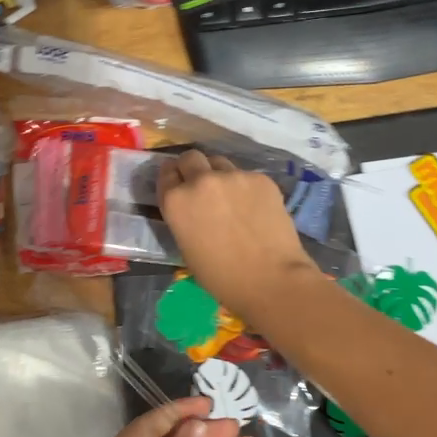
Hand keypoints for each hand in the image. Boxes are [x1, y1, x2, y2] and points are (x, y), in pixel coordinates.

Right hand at [157, 149, 323, 321]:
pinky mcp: (260, 178)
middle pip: (191, 157)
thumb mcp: (186, 246)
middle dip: (193, 168)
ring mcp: (233, 176)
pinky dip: (247, 188)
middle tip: (203, 187)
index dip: (173, 178)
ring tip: (232, 199)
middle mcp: (200, 180)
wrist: (270, 279)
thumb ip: (183, 217)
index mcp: (176, 200)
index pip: (166, 172)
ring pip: (220, 163)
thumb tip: (192, 207)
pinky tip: (256, 209)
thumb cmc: (221, 276)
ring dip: (220, 176)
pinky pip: (247, 177)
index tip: (179, 185)